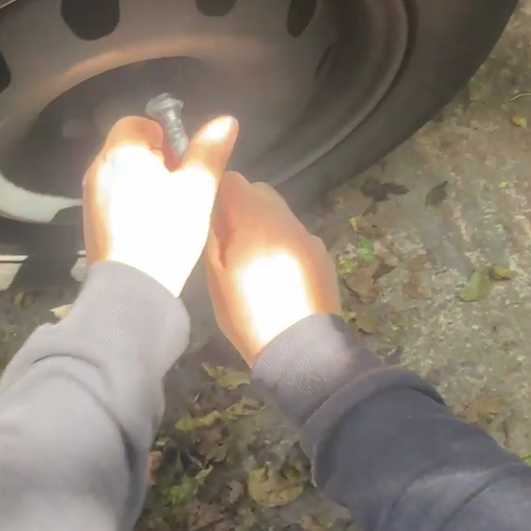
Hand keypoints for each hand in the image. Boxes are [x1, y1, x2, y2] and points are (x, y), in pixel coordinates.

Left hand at [83, 115, 238, 295]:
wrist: (132, 285)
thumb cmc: (167, 229)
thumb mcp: (198, 187)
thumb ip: (209, 151)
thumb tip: (226, 120)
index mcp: (121, 152)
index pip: (135, 122)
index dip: (161, 134)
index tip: (181, 159)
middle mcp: (98, 168)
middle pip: (127, 148)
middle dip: (154, 159)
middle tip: (180, 183)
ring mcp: (91, 195)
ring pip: (121, 173)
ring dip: (144, 181)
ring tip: (169, 206)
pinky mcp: (90, 221)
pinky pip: (113, 196)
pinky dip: (132, 200)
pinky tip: (152, 225)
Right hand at [204, 172, 341, 364]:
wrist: (302, 350)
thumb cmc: (249, 316)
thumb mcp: (216, 278)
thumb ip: (214, 235)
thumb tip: (212, 211)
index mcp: (255, 221)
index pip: (233, 181)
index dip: (217, 192)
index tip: (209, 214)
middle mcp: (285, 220)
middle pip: (259, 191)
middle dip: (241, 205)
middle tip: (228, 238)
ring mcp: (308, 236)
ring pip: (279, 212)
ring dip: (262, 223)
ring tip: (252, 258)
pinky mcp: (322, 253)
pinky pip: (295, 234)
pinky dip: (281, 241)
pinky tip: (276, 273)